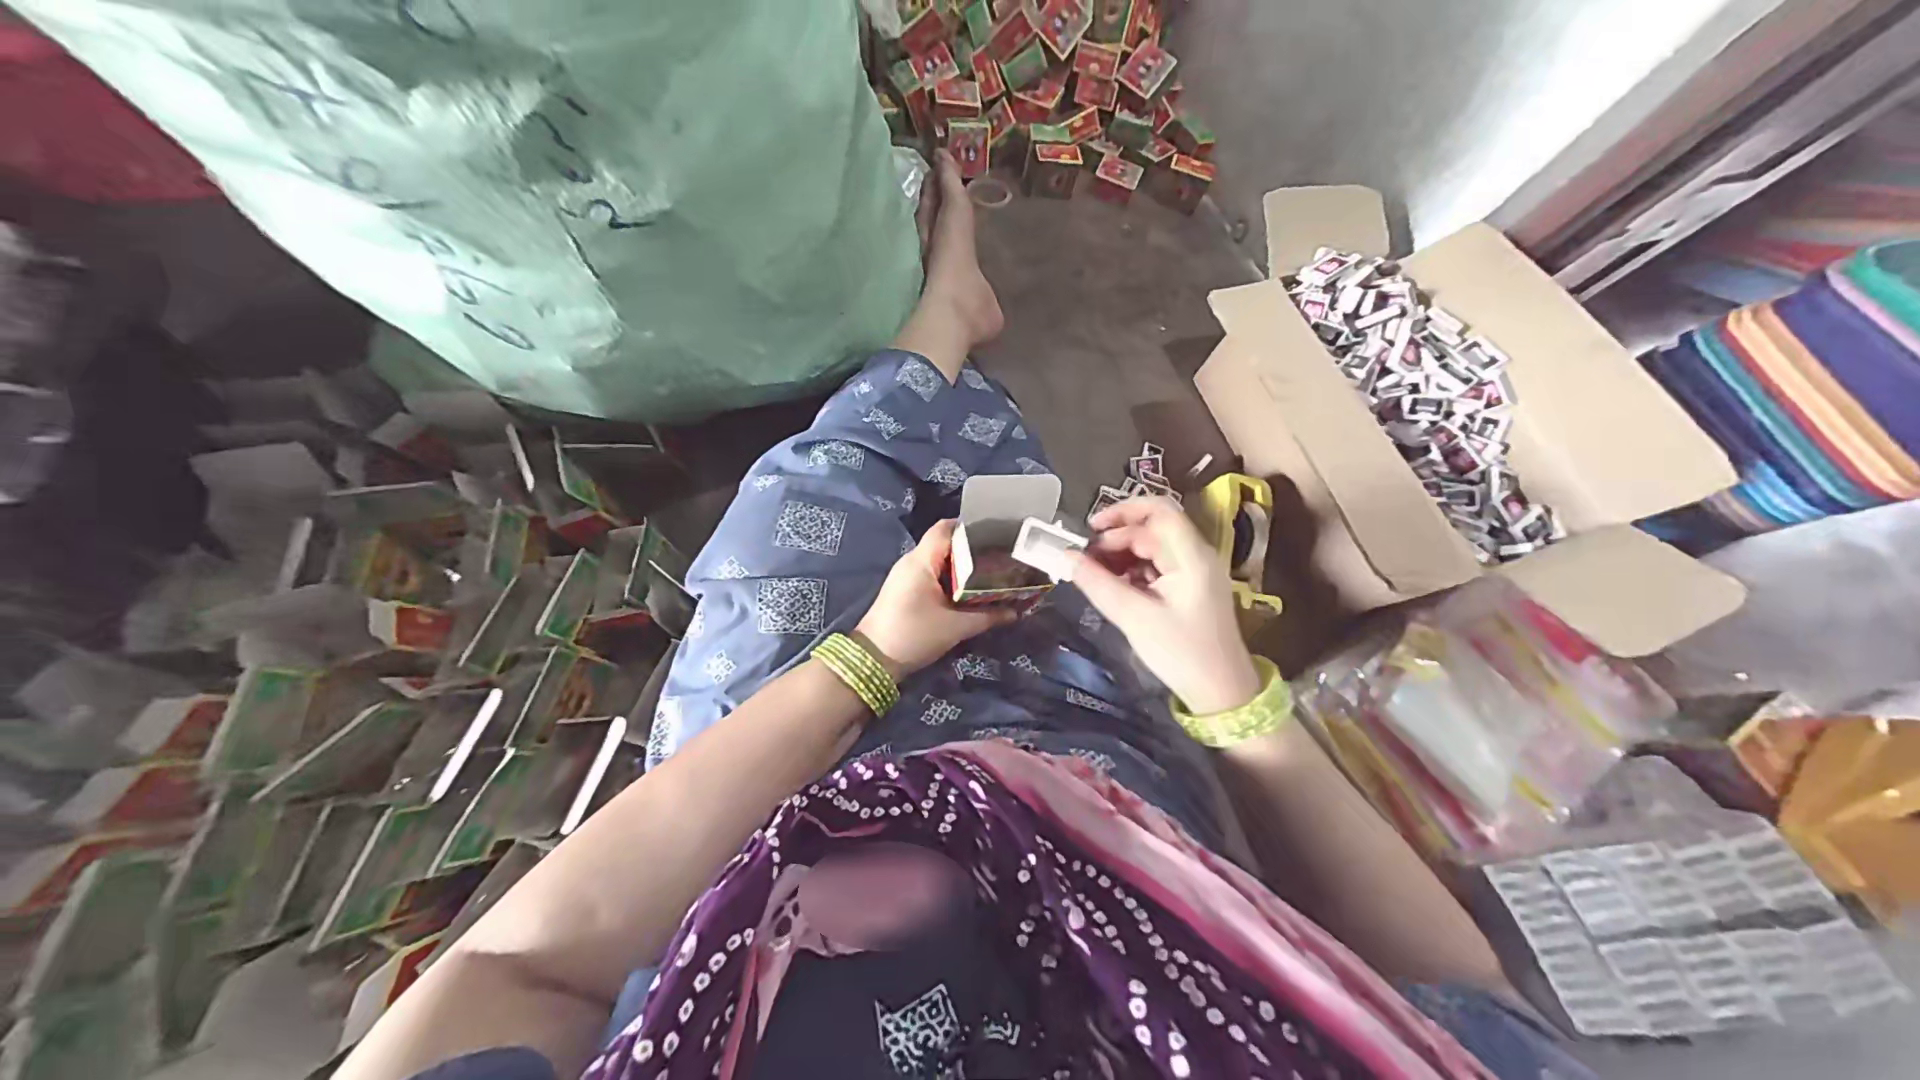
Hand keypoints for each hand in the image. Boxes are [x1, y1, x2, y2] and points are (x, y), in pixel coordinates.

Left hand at [855, 520, 1013, 676]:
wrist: (874, 660)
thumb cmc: (913, 635)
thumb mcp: (955, 627)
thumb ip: (987, 616)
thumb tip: (1016, 611)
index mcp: (921, 561)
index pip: (945, 528)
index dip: (971, 527)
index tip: (996, 534)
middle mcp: (912, 561)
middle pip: (945, 542)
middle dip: (972, 548)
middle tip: (1000, 556)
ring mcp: (906, 575)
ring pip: (939, 560)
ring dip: (962, 565)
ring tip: (991, 572)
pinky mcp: (906, 589)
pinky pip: (932, 574)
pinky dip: (951, 577)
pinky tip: (969, 589)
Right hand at [1067, 497, 1262, 714]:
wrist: (1221, 693)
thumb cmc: (1181, 653)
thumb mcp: (1134, 617)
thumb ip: (1097, 583)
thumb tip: (1065, 556)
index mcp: (1191, 556)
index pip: (1159, 511)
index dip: (1122, 511)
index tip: (1090, 528)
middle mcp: (1196, 556)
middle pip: (1151, 530)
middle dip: (1115, 539)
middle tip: (1085, 560)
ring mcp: (1194, 572)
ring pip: (1152, 548)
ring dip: (1122, 555)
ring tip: (1095, 574)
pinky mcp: (1188, 589)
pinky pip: (1157, 567)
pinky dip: (1133, 571)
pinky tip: (1114, 587)